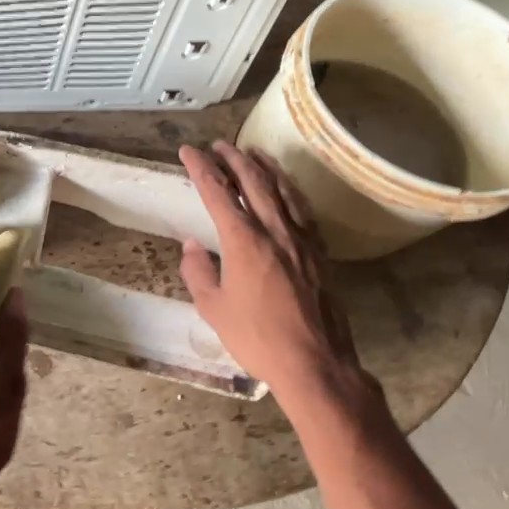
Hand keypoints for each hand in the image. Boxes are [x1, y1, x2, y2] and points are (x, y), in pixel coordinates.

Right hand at [178, 141, 361, 399]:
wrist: (316, 364)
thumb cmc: (257, 338)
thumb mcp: (213, 308)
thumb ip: (198, 272)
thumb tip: (193, 246)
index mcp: (244, 241)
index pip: (218, 192)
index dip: (201, 168)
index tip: (188, 151)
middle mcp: (275, 231)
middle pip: (254, 182)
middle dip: (234, 158)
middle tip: (219, 144)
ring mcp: (302, 240)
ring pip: (284, 191)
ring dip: (266, 168)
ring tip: (254, 153)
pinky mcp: (320, 254)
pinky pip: (303, 210)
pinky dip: (290, 191)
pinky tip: (286, 190)